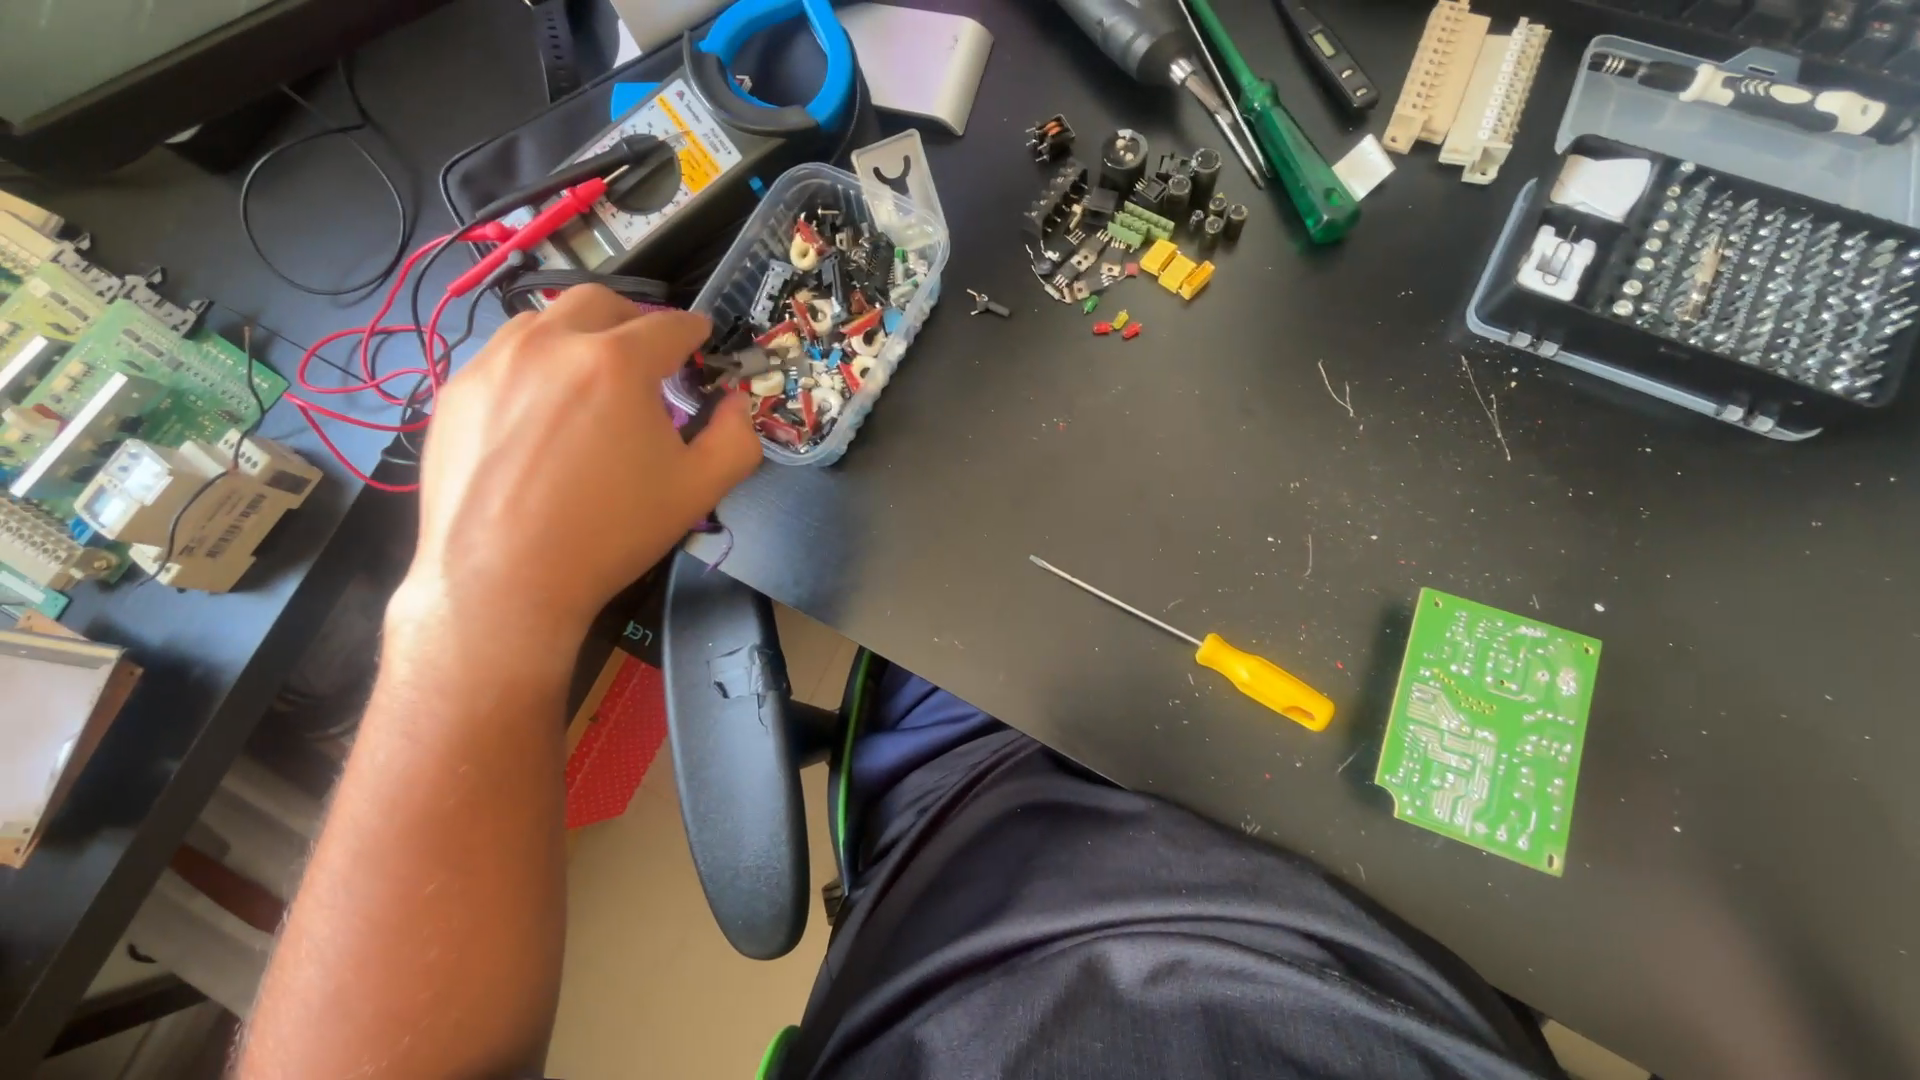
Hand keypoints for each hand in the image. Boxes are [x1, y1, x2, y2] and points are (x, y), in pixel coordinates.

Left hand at [390, 287, 761, 650]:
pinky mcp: (456, 391)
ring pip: (544, 321)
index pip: (670, 325)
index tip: (701, 342)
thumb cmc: (611, 533)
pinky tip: (540, 416)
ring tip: (590, 383)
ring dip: (579, 337)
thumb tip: (735, 404)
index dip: (694, 332)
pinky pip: (503, 358)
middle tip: (647, 355)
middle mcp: (551, 343)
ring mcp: (494, 362)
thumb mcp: (698, 490)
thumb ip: (736, 437)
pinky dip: (534, 368)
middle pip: (601, 301)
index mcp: (617, 362)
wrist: (503, 581)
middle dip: (634, 319)